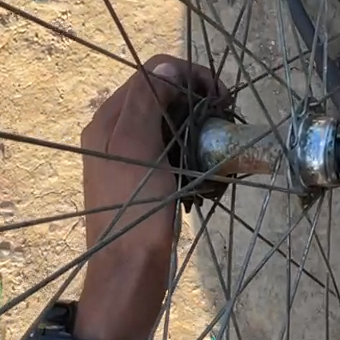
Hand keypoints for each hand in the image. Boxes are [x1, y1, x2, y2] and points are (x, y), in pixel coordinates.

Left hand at [77, 55, 222, 339]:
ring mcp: (132, 156)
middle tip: (229, 121)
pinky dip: (197, 154)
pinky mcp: (148, 179)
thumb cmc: (135, 211)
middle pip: (166, 94)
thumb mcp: (137, 148)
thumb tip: (168, 64)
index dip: (192, 76)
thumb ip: (146, 101)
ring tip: (224, 148)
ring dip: (203, 129)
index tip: (223, 98)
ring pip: (175, 123)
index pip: (154, 72)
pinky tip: (212, 171)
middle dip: (201, 102)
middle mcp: (117, 132)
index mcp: (110, 119)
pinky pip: (176, 151)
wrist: (130, 275)